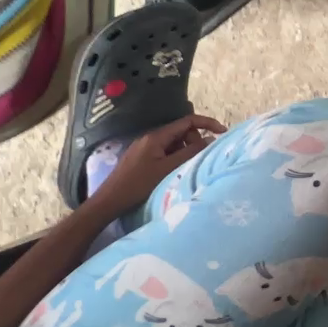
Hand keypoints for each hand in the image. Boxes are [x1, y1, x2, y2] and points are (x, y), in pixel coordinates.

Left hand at [87, 113, 225, 218]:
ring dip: (183, 151)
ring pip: (173, 142)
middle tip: (195, 157)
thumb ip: (192, 151)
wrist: (105, 205)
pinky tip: (170, 170)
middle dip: (194, 141)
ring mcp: (142, 148)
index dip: (208, 123)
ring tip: (181, 166)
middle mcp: (149, 138)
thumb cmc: (137, 185)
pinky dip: (173, 156)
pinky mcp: (139, 158)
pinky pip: (163, 151)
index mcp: (156, 137)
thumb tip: (210, 139)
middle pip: (181, 131)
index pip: (188, 121)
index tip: (222, 132)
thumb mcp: (169, 168)